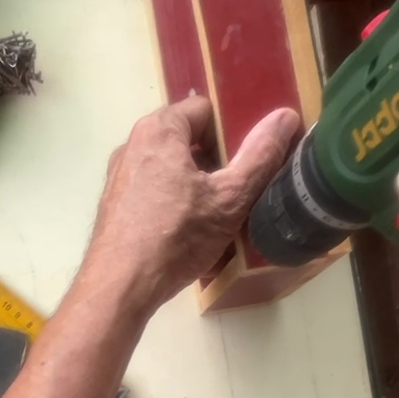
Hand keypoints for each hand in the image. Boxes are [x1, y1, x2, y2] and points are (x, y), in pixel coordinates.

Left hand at [81, 95, 299, 319]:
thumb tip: (285, 117)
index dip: (230, 133)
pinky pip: (152, 198)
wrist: (120, 287)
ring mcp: (118, 179)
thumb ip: (259, 157)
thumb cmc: (176, 237)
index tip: (246, 163)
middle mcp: (132, 146)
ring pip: (168, 173)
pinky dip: (171, 210)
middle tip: (234, 194)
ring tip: (214, 220)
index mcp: (159, 130)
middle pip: (184, 142)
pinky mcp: (113, 210)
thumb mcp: (229, 199)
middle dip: (213, 164)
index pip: (204, 110)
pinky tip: (186, 239)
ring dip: (193, 191)